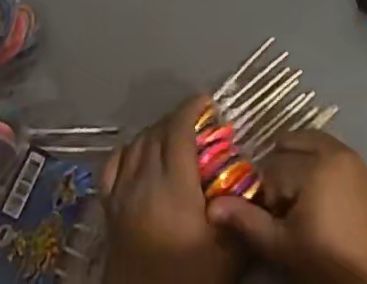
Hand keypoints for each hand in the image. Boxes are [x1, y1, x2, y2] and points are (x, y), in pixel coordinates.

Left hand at [100, 94, 245, 283]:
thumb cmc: (189, 279)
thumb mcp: (228, 251)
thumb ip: (243, 210)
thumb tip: (258, 179)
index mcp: (173, 186)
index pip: (177, 130)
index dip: (191, 107)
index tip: (209, 100)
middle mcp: (143, 182)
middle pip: (156, 131)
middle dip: (178, 117)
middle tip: (200, 122)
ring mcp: (121, 196)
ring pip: (135, 144)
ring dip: (156, 131)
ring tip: (176, 135)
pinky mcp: (108, 211)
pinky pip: (112, 166)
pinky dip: (128, 150)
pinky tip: (140, 154)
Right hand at [206, 129, 366, 283]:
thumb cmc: (327, 257)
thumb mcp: (283, 246)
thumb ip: (247, 222)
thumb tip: (212, 206)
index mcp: (312, 167)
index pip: (269, 167)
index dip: (260, 192)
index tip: (263, 215)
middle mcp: (329, 148)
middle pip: (286, 143)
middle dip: (275, 168)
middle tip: (276, 203)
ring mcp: (345, 149)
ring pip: (305, 138)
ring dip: (291, 158)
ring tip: (292, 196)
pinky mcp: (355, 157)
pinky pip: (323, 143)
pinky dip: (309, 155)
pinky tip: (309, 188)